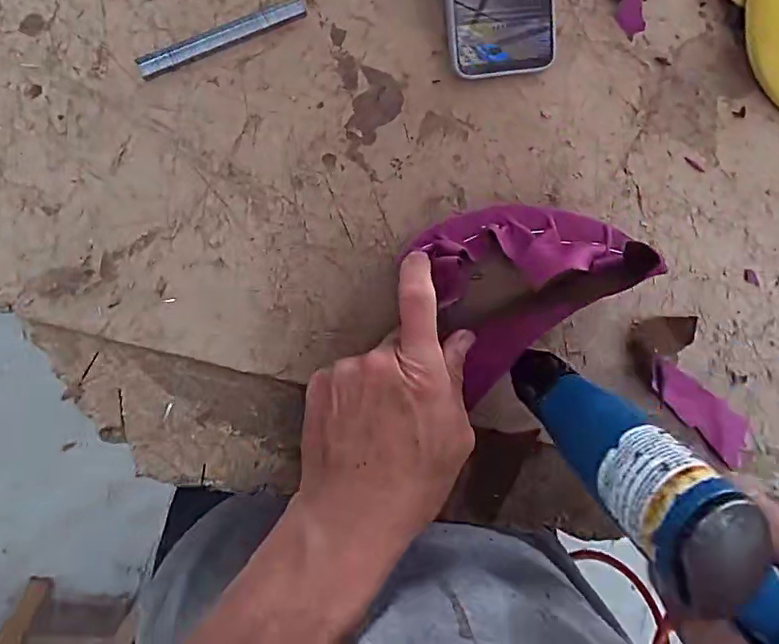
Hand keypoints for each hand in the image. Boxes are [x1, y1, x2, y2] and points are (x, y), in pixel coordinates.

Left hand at [293, 251, 476, 555]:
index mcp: (420, 368)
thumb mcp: (455, 433)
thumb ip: (455, 378)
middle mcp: (378, 360)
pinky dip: (352, 391)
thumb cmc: (415, 480)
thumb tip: (460, 339)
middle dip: (405, 361)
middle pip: (396, 342)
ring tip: (378, 424)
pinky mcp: (318, 386)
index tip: (418, 258)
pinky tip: (354, 426)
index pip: (418, 304)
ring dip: (377, 379)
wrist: (348, 519)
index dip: (419, 274)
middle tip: (408, 402)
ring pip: (370, 362)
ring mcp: (344, 372)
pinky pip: (345, 376)